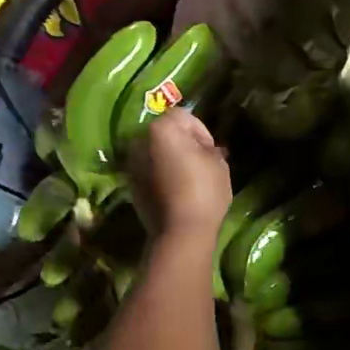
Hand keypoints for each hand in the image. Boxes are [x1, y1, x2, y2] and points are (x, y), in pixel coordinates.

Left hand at [124, 108, 230, 240]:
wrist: (181, 233)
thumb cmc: (204, 192)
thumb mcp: (219, 164)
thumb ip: (211, 149)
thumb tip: (207, 150)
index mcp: (162, 129)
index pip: (184, 116)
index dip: (202, 132)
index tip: (212, 151)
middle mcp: (140, 142)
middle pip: (165, 134)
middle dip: (183, 144)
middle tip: (201, 163)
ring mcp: (132, 165)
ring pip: (155, 154)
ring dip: (170, 161)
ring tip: (189, 179)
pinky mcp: (131, 186)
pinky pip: (149, 173)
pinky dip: (160, 176)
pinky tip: (176, 192)